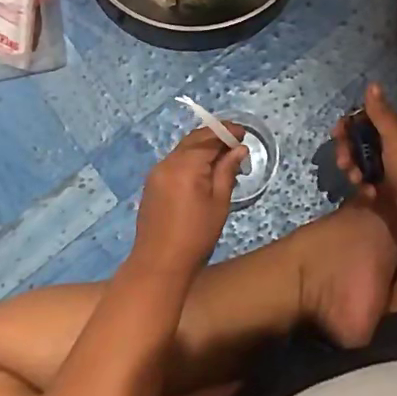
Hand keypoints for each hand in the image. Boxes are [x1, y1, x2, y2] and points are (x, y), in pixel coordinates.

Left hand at [130, 126, 248, 279]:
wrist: (159, 263)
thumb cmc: (196, 235)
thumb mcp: (219, 203)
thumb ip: (227, 171)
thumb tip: (238, 149)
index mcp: (186, 165)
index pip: (209, 138)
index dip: (227, 132)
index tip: (244, 134)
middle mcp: (168, 162)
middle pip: (193, 140)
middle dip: (215, 138)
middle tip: (236, 146)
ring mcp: (156, 172)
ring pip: (182, 151)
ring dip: (202, 149)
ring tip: (223, 161)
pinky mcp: (152, 184)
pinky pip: (174, 163)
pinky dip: (190, 161)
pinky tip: (202, 174)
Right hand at [335, 84, 396, 230]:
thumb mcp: (396, 139)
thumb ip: (381, 113)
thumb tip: (372, 83)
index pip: (369, 119)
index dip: (350, 125)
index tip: (336, 134)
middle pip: (363, 141)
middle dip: (349, 151)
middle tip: (343, 163)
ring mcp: (396, 167)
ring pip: (364, 162)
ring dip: (355, 170)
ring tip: (356, 181)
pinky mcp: (394, 188)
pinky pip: (372, 181)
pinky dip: (367, 186)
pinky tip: (370, 194)